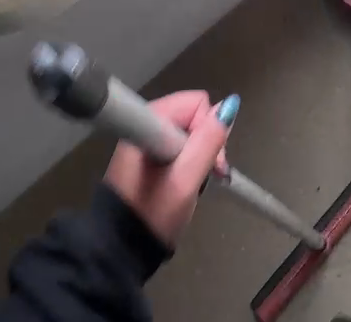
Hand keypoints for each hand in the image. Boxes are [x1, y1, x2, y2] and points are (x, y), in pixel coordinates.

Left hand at [103, 91, 233, 246]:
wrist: (121, 247)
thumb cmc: (153, 212)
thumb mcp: (186, 180)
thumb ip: (208, 141)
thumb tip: (230, 105)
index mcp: (152, 118)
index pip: (196, 103)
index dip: (209, 130)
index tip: (211, 166)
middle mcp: (148, 120)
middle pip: (194, 115)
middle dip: (206, 144)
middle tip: (207, 177)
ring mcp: (146, 136)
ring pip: (189, 131)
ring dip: (198, 156)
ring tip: (195, 185)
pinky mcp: (147, 153)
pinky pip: (178, 145)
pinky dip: (187, 162)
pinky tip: (185, 183)